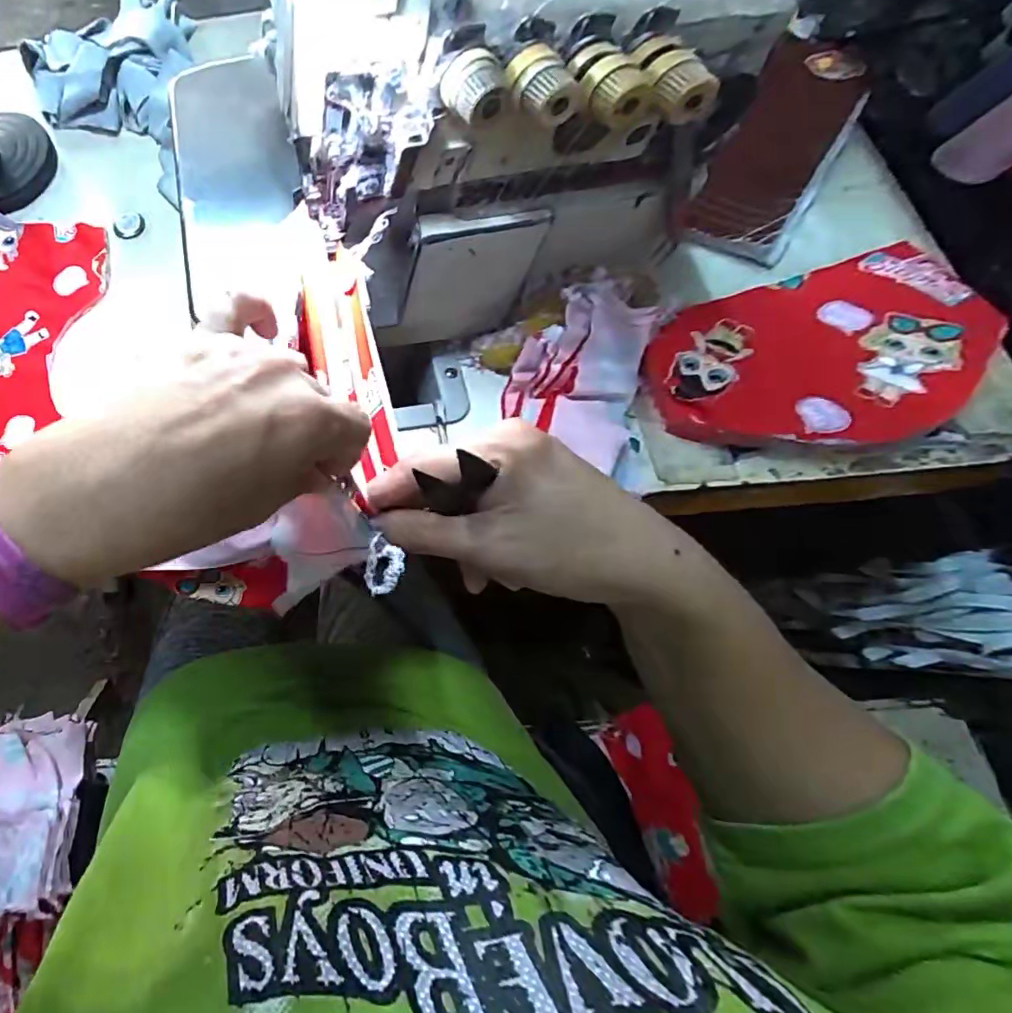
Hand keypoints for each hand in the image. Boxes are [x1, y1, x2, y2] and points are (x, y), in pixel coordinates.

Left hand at [0, 299, 369, 585]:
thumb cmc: (187, 511)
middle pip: (316, 394)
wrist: (104, 484)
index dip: (342, 455)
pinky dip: (253, 314)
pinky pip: (235, 308)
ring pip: (281, 362)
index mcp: (312, 418)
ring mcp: (239, 349)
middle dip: (309, 427)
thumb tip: (309, 468)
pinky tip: (257, 326)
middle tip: (280, 460)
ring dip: (279, 390)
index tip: (319, 475)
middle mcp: (284, 373)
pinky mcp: (195, 338)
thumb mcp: (255, 508)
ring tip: (252, 417)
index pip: (354, 426)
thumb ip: (293, 479)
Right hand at [364, 420, 721, 611]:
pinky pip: (494, 496)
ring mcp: (529, 452)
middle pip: (445, 478)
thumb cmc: (563, 552)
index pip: (421, 463)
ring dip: (463, 534)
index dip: (386, 491)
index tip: (361, 516)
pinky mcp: (542, 471)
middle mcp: (508, 436)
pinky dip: (486, 528)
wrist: (650, 567)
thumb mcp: (485, 547)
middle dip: (435, 523)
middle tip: (428, 559)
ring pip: (469, 493)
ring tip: (477, 576)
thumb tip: (379, 522)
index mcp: (494, 445)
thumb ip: (424, 532)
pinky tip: (497, 565)